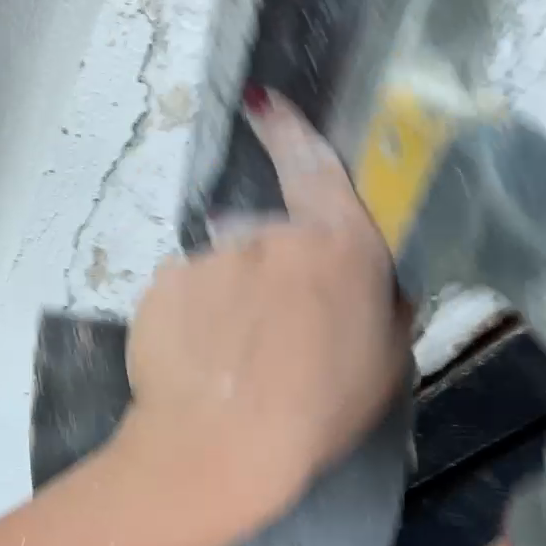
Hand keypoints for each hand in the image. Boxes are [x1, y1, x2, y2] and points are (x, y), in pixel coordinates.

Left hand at [115, 89, 408, 537]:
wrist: (222, 444)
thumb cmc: (315, 412)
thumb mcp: (383, 362)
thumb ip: (374, 305)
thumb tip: (362, 284)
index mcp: (337, 249)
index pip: (313, 169)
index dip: (289, 131)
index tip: (261, 101)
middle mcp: (270, 238)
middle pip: (260, 241)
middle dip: (258, 279)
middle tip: (258, 339)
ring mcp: (209, 258)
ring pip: (216, 272)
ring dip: (220, 302)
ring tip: (222, 360)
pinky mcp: (162, 285)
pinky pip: (179, 294)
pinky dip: (185, 319)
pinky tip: (190, 358)